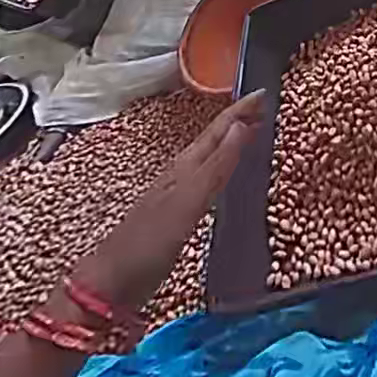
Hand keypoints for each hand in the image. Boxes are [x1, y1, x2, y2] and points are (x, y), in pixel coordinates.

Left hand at [67, 93, 263, 310]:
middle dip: (239, 120)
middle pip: (215, 138)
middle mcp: (182, 172)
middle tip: (266, 108)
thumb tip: (241, 124)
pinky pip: (209, 176)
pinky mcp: (179, 211)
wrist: (110, 284)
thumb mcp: (189, 201)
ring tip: (255, 132)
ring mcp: (178, 191)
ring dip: (233, 141)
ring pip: (212, 155)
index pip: (218, 129)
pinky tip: (230, 175)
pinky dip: (225, 166)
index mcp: (186, 165)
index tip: (264, 92)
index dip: (240, 110)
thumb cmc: (150, 242)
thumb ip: (216, 165)